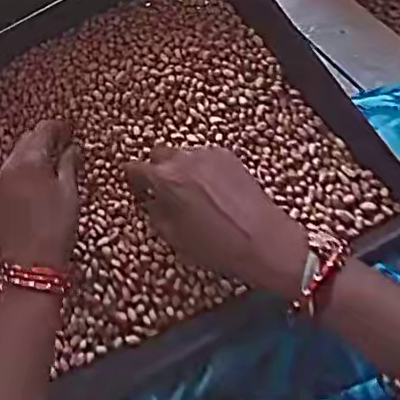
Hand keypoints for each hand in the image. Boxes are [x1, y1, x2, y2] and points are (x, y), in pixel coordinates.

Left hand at [0, 120, 79, 267]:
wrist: (30, 267)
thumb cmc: (56, 228)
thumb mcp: (69, 193)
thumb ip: (69, 164)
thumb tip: (72, 148)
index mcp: (30, 160)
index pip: (43, 130)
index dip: (58, 127)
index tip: (69, 129)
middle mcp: (11, 165)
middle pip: (27, 139)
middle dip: (44, 137)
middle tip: (63, 142)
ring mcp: (1, 181)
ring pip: (17, 155)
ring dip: (33, 152)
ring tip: (52, 160)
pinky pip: (10, 171)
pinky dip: (23, 167)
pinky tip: (36, 178)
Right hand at [126, 145, 309, 297]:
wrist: (267, 241)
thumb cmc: (219, 245)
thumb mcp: (176, 237)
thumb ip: (156, 214)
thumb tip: (152, 202)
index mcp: (166, 178)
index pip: (136, 167)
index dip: (133, 178)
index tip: (136, 186)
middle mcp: (184, 159)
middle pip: (159, 155)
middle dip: (157, 169)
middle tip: (164, 191)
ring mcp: (207, 154)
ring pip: (183, 156)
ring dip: (182, 169)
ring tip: (194, 194)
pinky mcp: (228, 155)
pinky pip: (206, 158)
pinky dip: (203, 169)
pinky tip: (214, 191)